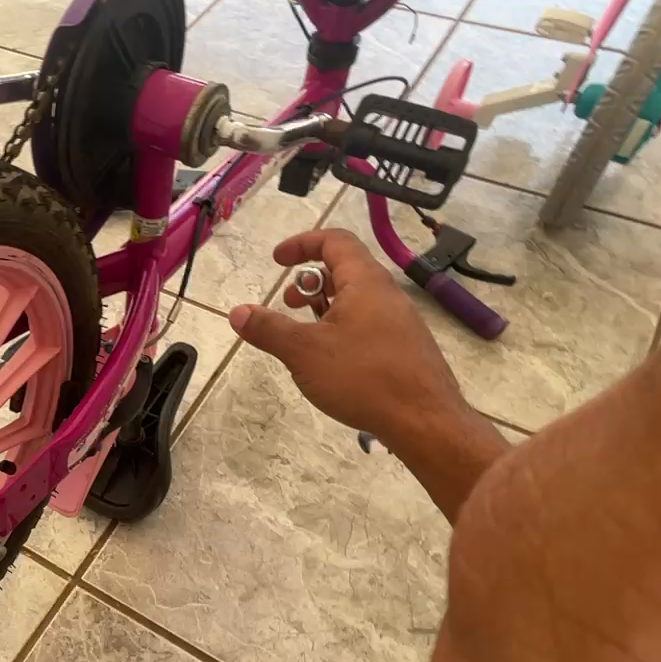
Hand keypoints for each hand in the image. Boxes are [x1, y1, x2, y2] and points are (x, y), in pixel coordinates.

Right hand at [227, 228, 463, 442]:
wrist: (424, 420)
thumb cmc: (362, 377)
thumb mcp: (304, 352)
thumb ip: (268, 329)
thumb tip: (237, 312)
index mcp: (364, 282)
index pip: (334, 241)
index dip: (302, 243)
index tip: (277, 260)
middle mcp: (386, 294)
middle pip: (345, 270)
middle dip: (309, 282)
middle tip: (287, 304)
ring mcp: (399, 322)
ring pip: (356, 299)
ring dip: (324, 308)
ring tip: (305, 336)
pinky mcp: (404, 348)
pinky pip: (367, 323)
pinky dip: (341, 328)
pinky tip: (331, 362)